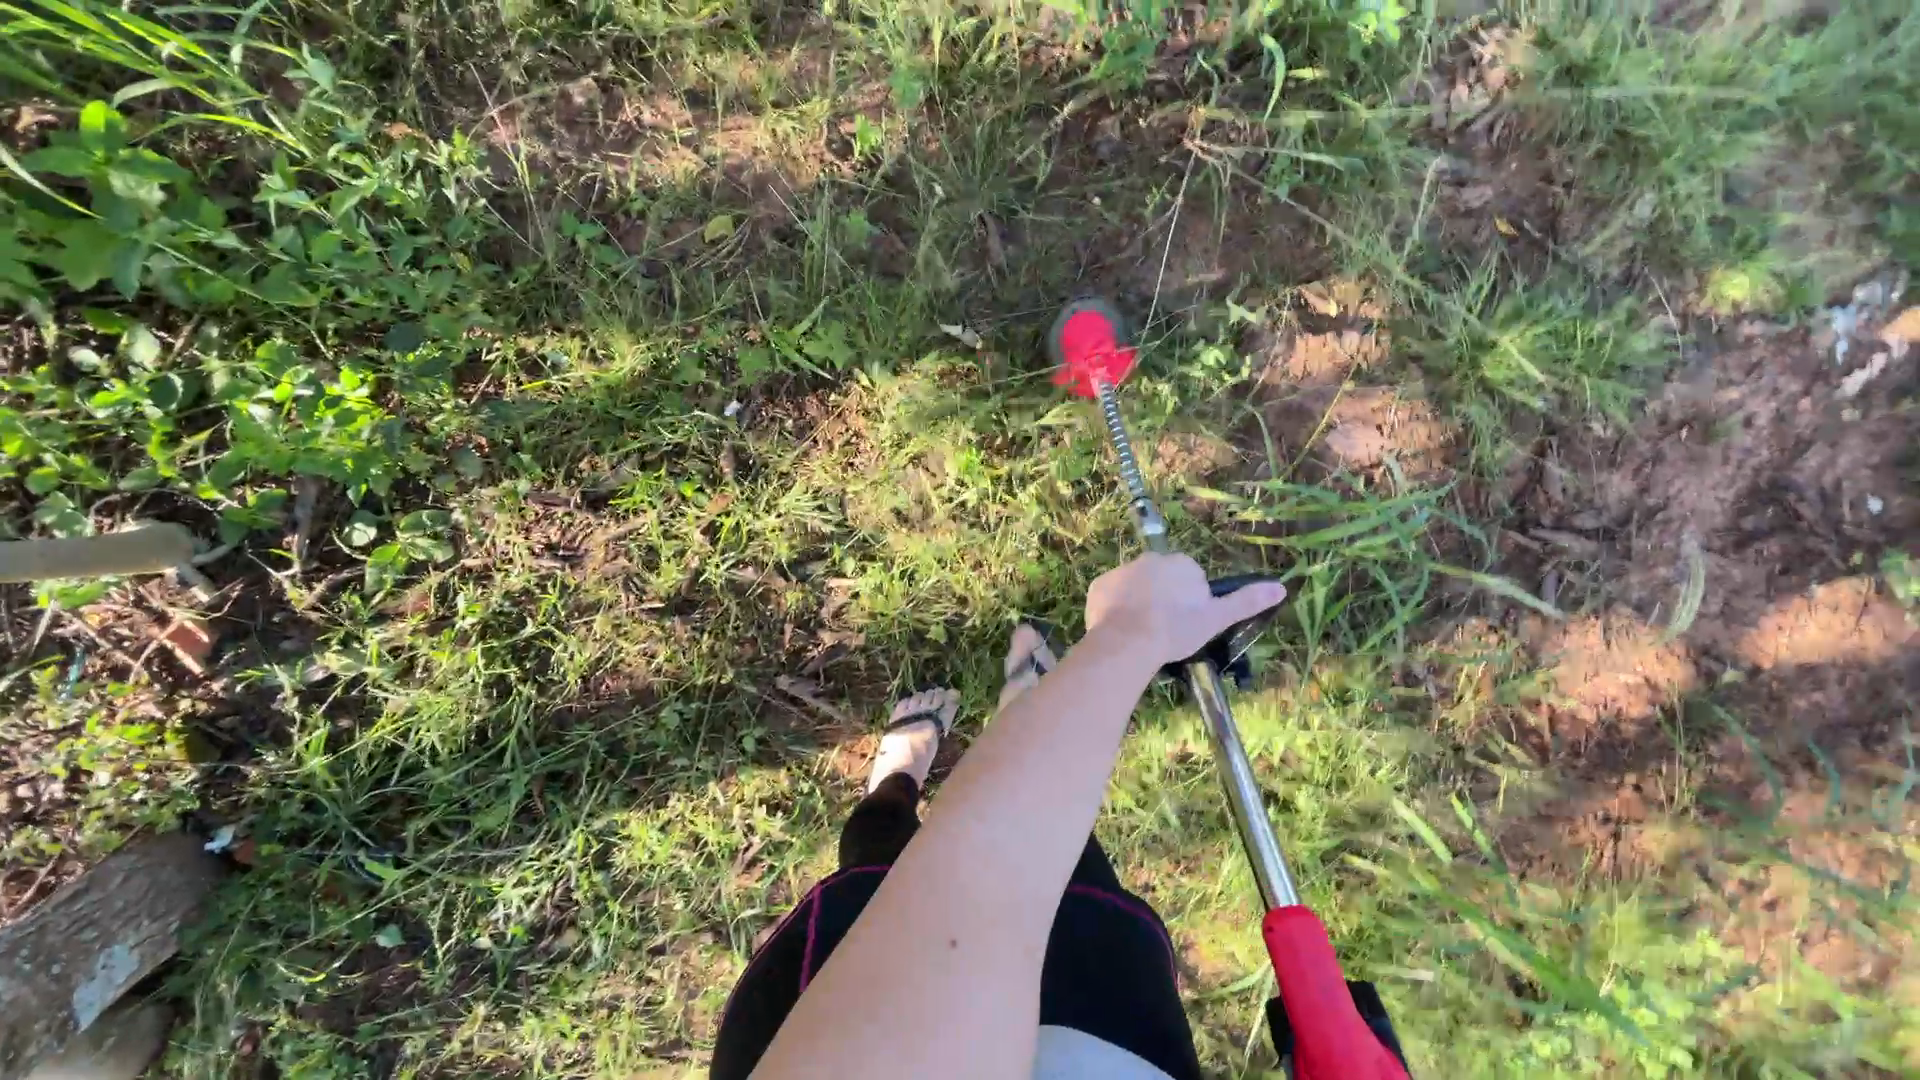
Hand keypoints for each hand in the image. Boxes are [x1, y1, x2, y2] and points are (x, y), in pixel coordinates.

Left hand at [1084, 553, 1287, 667]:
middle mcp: (1149, 559)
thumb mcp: (1216, 618)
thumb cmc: (1176, 629)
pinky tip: (1121, 630)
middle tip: (1164, 629)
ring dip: (1138, 604)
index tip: (1185, 623)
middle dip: (1163, 600)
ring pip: (1135, 588)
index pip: (1189, 579)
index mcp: (1180, 563)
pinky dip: (1115, 610)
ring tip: (1141, 634)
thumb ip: (1245, 601)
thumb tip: (1280, 587)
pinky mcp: (1099, 586)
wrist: (1128, 641)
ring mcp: (1121, 571)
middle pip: (1161, 580)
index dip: (1189, 602)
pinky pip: (1111, 596)